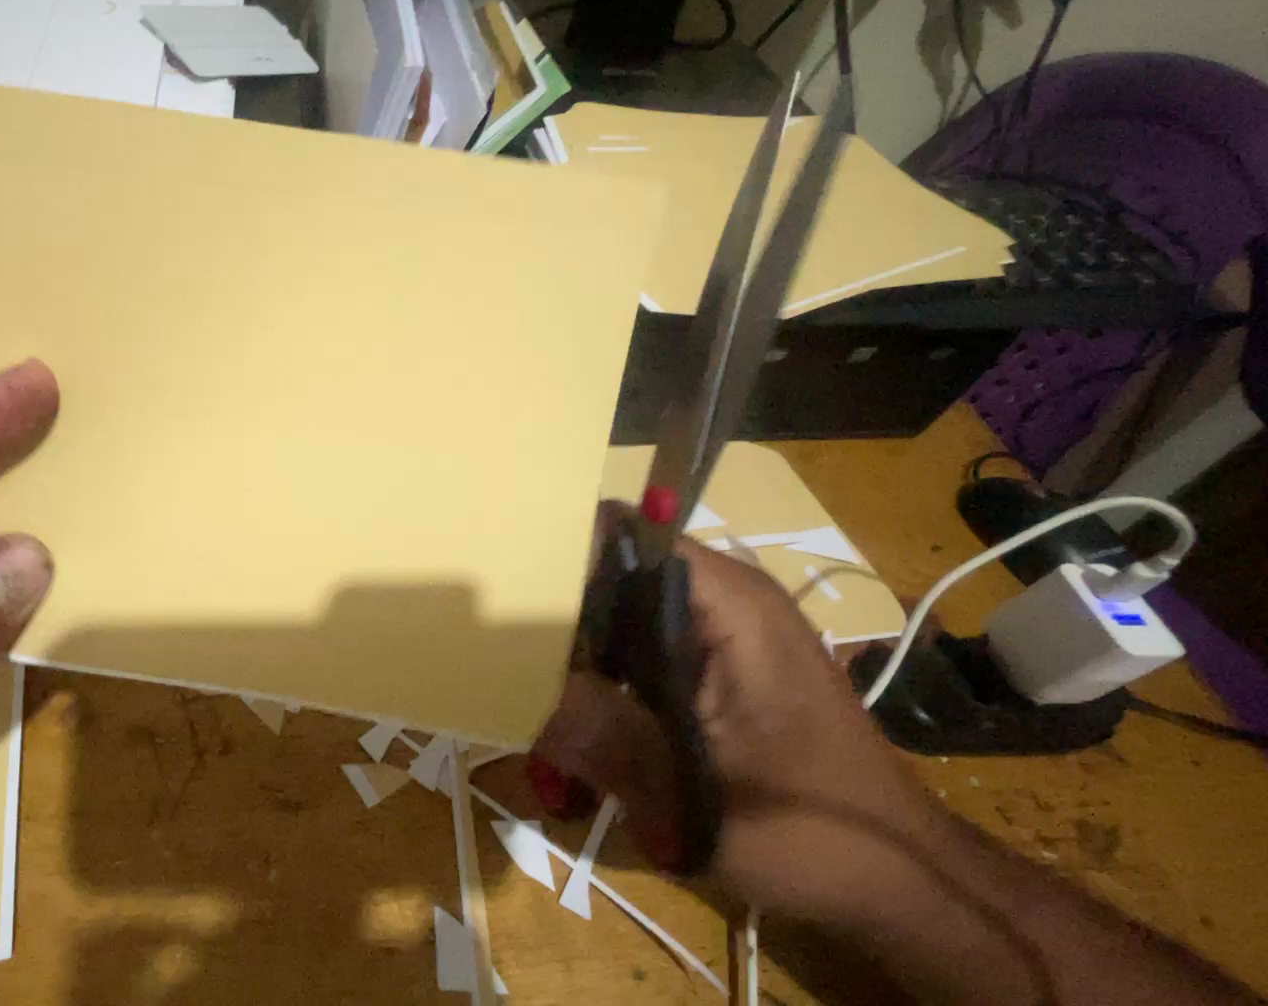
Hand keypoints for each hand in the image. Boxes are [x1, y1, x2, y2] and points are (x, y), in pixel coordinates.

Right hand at [533, 502, 950, 921]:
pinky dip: (609, 686)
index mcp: (725, 601)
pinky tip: (590, 737)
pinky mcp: (719, 668)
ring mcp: (722, 633)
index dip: (561, 554)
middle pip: (612, 576)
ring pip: (621, 618)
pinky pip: (643, 651)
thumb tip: (509, 693)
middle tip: (512, 674)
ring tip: (541, 713)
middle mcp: (722, 599)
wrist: (904, 878)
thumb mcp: (693, 794)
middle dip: (559, 624)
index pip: (623, 531)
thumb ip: (603, 737)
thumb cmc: (813, 831)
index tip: (505, 597)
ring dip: (580, 664)